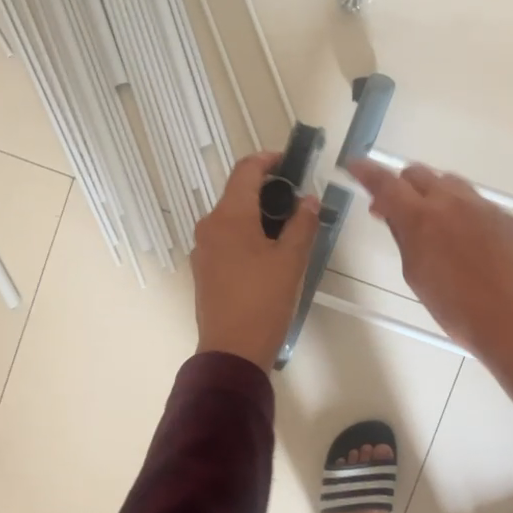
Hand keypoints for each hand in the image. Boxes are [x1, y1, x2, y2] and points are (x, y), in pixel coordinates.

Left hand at [191, 152, 320, 368]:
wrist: (232, 352)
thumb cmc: (263, 302)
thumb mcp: (291, 260)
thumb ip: (302, 224)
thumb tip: (308, 201)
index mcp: (228, 216)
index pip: (246, 170)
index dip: (269, 160)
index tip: (292, 163)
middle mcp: (209, 226)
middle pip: (238, 194)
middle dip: (269, 192)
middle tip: (300, 204)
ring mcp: (203, 250)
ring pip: (233, 219)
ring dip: (259, 217)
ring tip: (290, 232)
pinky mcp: (204, 271)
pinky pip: (227, 241)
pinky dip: (248, 237)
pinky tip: (269, 256)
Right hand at [347, 159, 512, 422]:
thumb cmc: (456, 309)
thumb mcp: (416, 275)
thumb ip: (403, 238)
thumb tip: (395, 215)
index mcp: (421, 218)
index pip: (385, 183)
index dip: (366, 171)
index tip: (354, 165)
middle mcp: (451, 202)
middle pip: (417, 173)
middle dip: (401, 185)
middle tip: (394, 211)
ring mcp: (482, 206)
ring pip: (448, 182)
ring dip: (432, 194)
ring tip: (431, 223)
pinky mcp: (504, 217)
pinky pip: (474, 201)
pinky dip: (459, 210)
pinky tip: (463, 240)